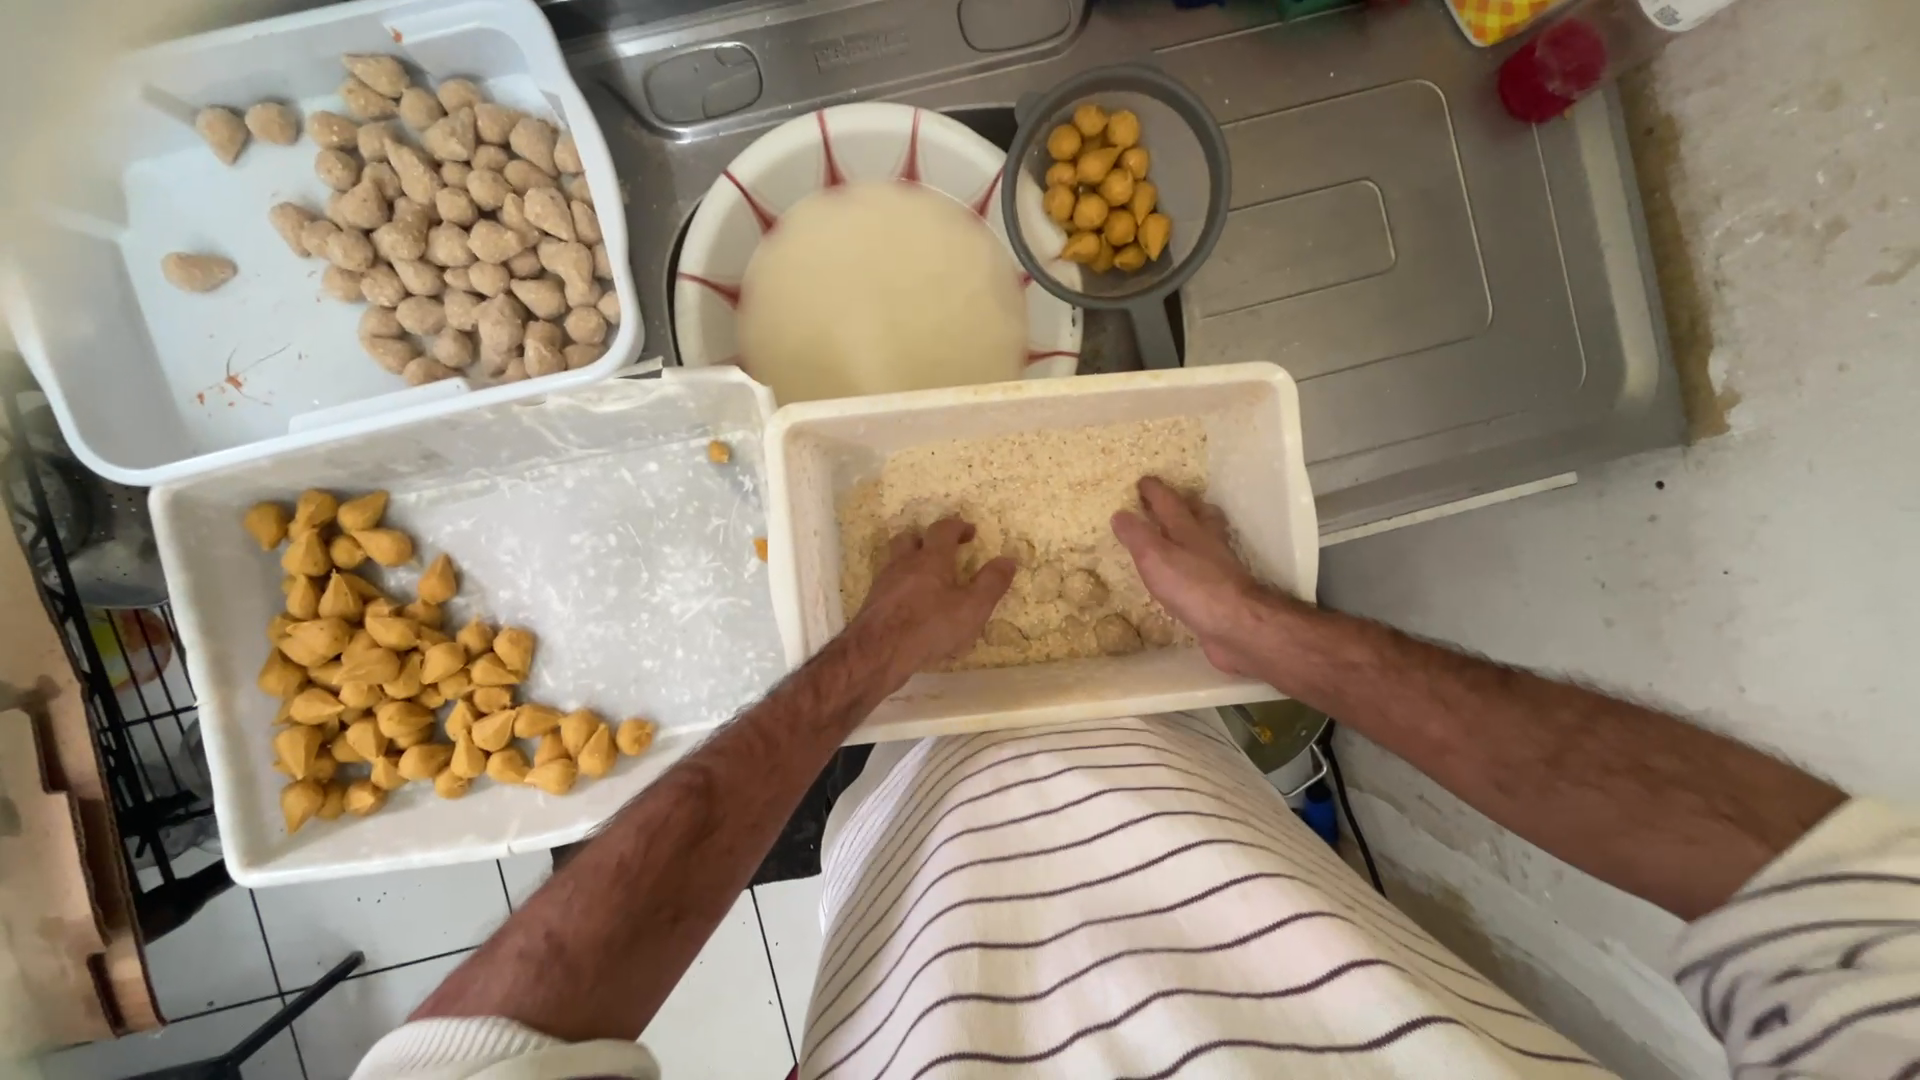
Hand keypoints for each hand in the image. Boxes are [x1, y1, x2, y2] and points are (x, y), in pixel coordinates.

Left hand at [851, 517, 1015, 683]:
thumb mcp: (972, 607)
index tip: (969, 532)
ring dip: (910, 566)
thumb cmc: (931, 625)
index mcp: (931, 559)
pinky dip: (901, 591)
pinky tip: (910, 609)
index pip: (943, 530)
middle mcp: (903, 564)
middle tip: (941, 552)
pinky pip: (888, 588)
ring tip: (927, 583)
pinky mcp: (872, 605)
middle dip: (925, 540)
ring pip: (895, 563)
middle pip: (909, 539)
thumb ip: (991, 583)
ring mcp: (883, 584)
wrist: (879, 652)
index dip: (957, 527)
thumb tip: (1008, 559)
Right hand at [1112, 477, 1274, 677]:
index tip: (1143, 481)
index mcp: (1188, 529)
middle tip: (1171, 501)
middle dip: (1183, 504)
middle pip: (1198, 514)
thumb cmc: (1193, 586)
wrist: (1236, 625)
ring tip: (1181, 532)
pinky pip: (1206, 567)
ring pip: (1206, 538)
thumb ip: (1137, 536)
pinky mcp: (1222, 591)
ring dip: (1194, 530)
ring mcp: (1218, 566)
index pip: (1169, 502)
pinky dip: (1196, 562)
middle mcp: (1206, 542)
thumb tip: (1120, 513)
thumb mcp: (1154, 557)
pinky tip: (1189, 571)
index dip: (1154, 491)